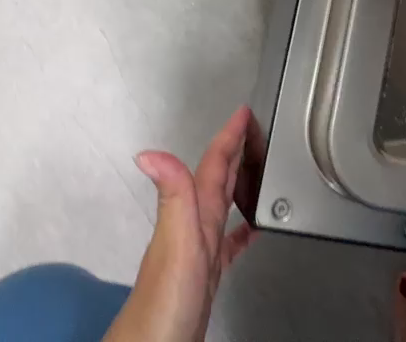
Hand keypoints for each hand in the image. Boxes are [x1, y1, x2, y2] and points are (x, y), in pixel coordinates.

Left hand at [103, 108, 256, 341]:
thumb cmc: (169, 295)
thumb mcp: (175, 240)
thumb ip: (170, 195)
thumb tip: (147, 152)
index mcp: (192, 213)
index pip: (212, 165)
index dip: (228, 136)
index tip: (245, 111)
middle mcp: (194, 225)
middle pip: (217, 178)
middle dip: (235, 150)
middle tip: (257, 129)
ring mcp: (199, 249)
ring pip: (222, 204)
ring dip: (237, 182)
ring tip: (258, 168)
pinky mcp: (206, 274)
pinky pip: (228, 241)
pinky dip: (241, 229)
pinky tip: (251, 229)